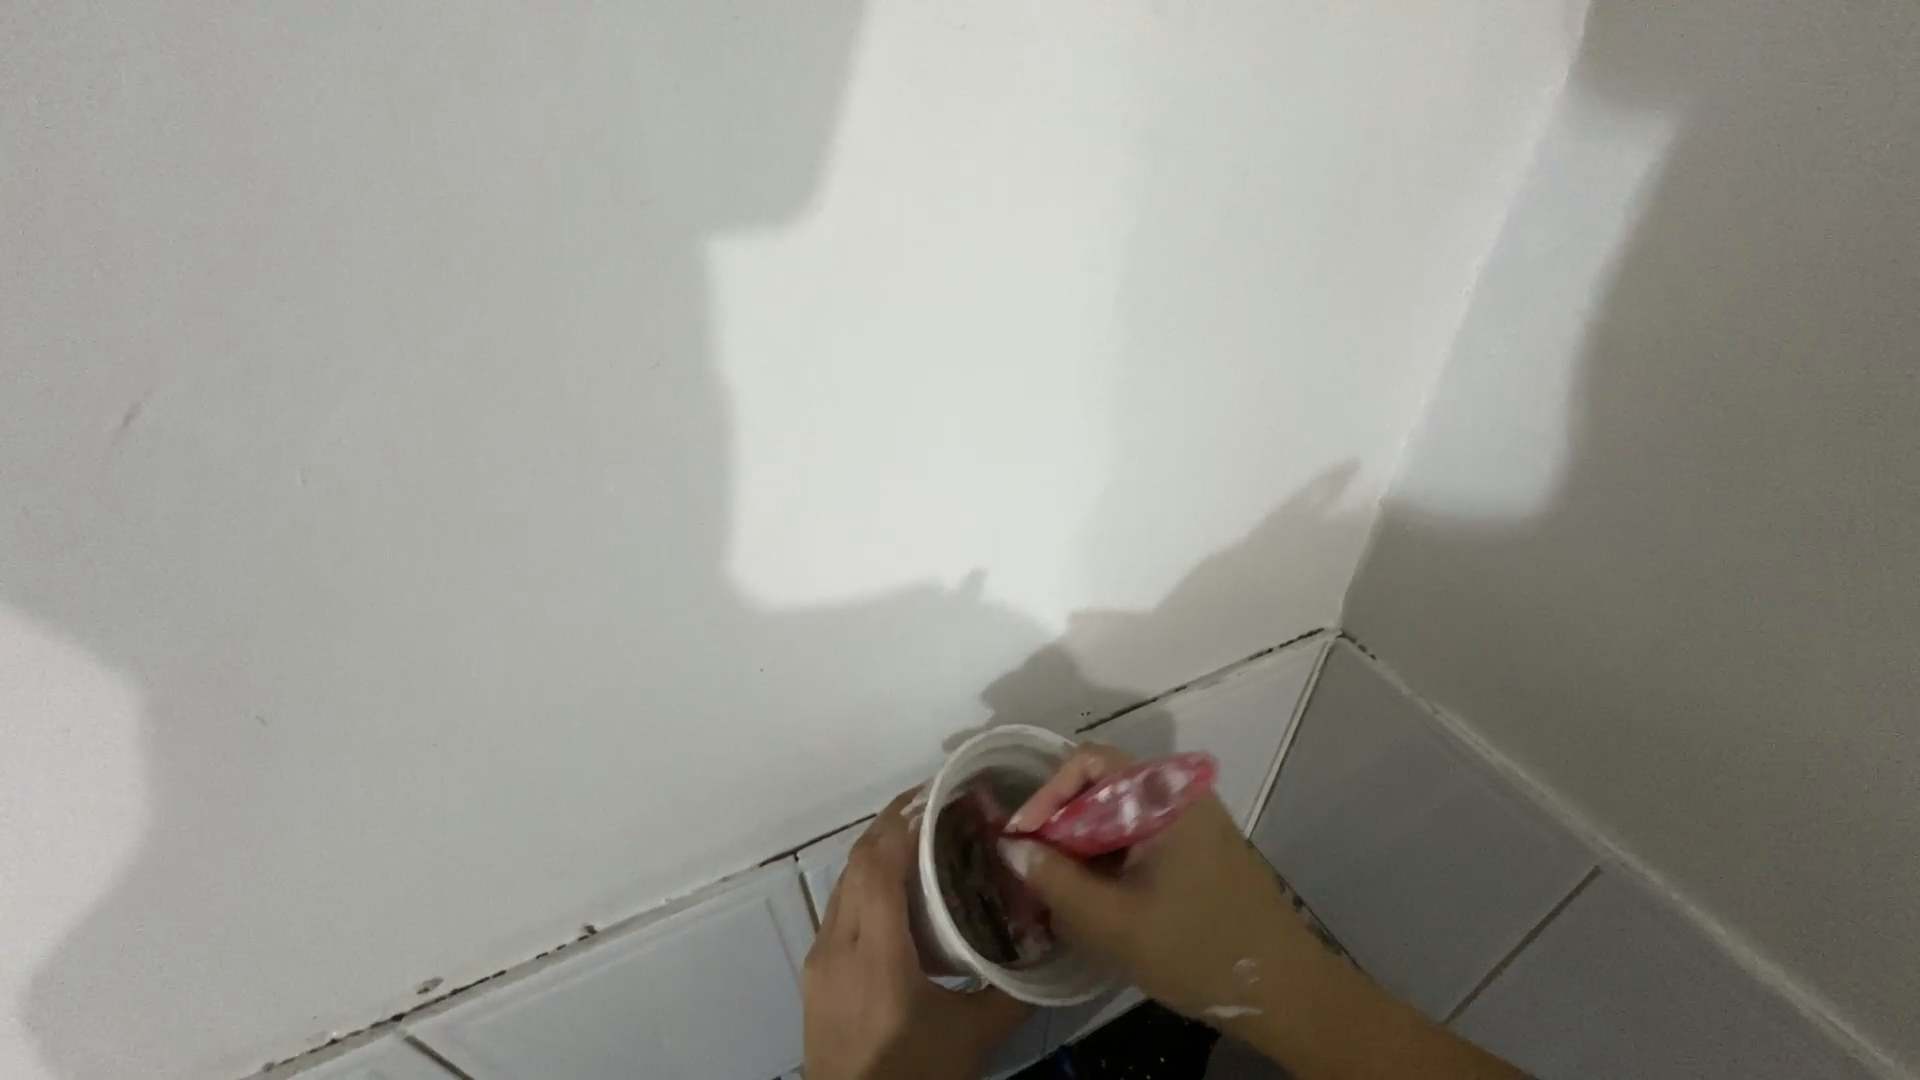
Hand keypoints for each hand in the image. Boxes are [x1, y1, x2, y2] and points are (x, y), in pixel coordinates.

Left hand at [803, 788, 1031, 1079]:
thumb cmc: (913, 1079)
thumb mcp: (971, 1039)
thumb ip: (1012, 991)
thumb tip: (1046, 945)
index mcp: (875, 957)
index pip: (877, 866)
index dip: (901, 823)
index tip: (936, 796)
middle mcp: (836, 947)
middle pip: (856, 864)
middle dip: (891, 826)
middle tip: (934, 807)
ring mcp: (818, 960)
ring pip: (843, 883)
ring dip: (876, 854)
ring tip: (918, 840)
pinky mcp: (813, 974)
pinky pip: (838, 909)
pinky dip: (864, 884)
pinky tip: (895, 893)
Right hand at [1000, 744, 1303, 1020]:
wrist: (1287, 993)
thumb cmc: (1197, 950)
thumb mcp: (1113, 921)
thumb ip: (1054, 879)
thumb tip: (1009, 846)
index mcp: (1165, 792)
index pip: (1087, 763)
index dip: (1045, 795)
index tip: (1018, 839)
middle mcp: (1179, 790)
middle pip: (1101, 784)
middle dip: (1060, 823)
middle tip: (1030, 865)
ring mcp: (1190, 817)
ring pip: (1117, 811)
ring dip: (1081, 842)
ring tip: (1053, 884)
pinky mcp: (1195, 843)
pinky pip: (1137, 832)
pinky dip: (1107, 855)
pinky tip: (1091, 892)